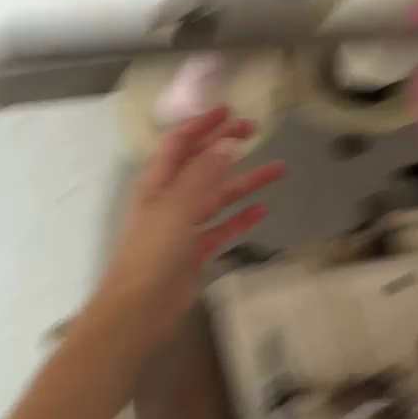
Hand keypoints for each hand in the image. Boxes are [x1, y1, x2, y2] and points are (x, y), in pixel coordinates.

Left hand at [89, 107, 285, 349]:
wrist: (139, 307)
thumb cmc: (152, 251)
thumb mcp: (177, 206)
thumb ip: (202, 173)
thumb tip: (226, 143)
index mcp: (156, 183)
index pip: (178, 143)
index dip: (201, 125)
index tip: (228, 111)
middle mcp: (169, 200)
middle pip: (200, 166)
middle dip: (225, 147)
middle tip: (256, 131)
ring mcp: (182, 228)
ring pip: (217, 197)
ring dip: (244, 182)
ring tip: (278, 169)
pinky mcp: (194, 253)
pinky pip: (221, 229)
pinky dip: (240, 219)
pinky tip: (262, 210)